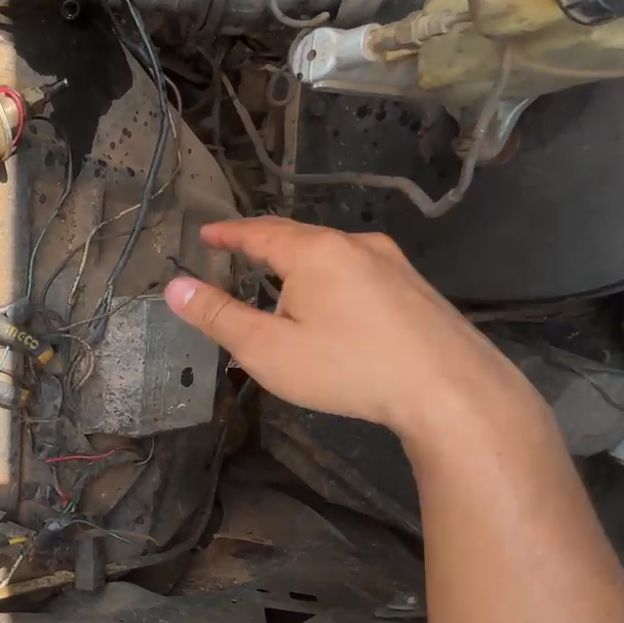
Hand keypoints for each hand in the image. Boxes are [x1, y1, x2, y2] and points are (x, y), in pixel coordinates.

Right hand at [165, 217, 545, 444]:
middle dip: (261, 239)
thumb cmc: (346, 367)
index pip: (259, 232)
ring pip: (330, 250)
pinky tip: (326, 295)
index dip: (228, 233)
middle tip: (234, 247)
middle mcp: (355, 245)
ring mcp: (391, 263)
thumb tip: (174, 288)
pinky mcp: (412, 286)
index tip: (205, 234)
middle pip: (297, 234)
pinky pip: (355, 267)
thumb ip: (218, 316)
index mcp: (314, 253)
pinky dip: (325, 272)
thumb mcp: (266, 348)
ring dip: (296, 256)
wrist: (449, 389)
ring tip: (274, 271)